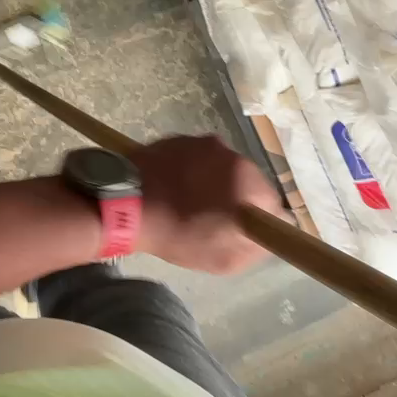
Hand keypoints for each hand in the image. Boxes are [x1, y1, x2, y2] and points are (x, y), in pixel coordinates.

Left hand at [131, 134, 286, 273]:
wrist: (125, 202)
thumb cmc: (178, 234)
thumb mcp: (226, 259)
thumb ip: (258, 245)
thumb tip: (271, 232)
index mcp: (248, 181)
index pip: (272, 204)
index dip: (259, 219)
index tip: (241, 228)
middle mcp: (230, 153)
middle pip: (247, 180)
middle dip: (236, 197)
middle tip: (212, 217)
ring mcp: (201, 141)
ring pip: (221, 166)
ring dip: (213, 181)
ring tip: (188, 200)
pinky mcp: (177, 137)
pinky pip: (196, 156)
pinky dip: (191, 169)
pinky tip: (174, 185)